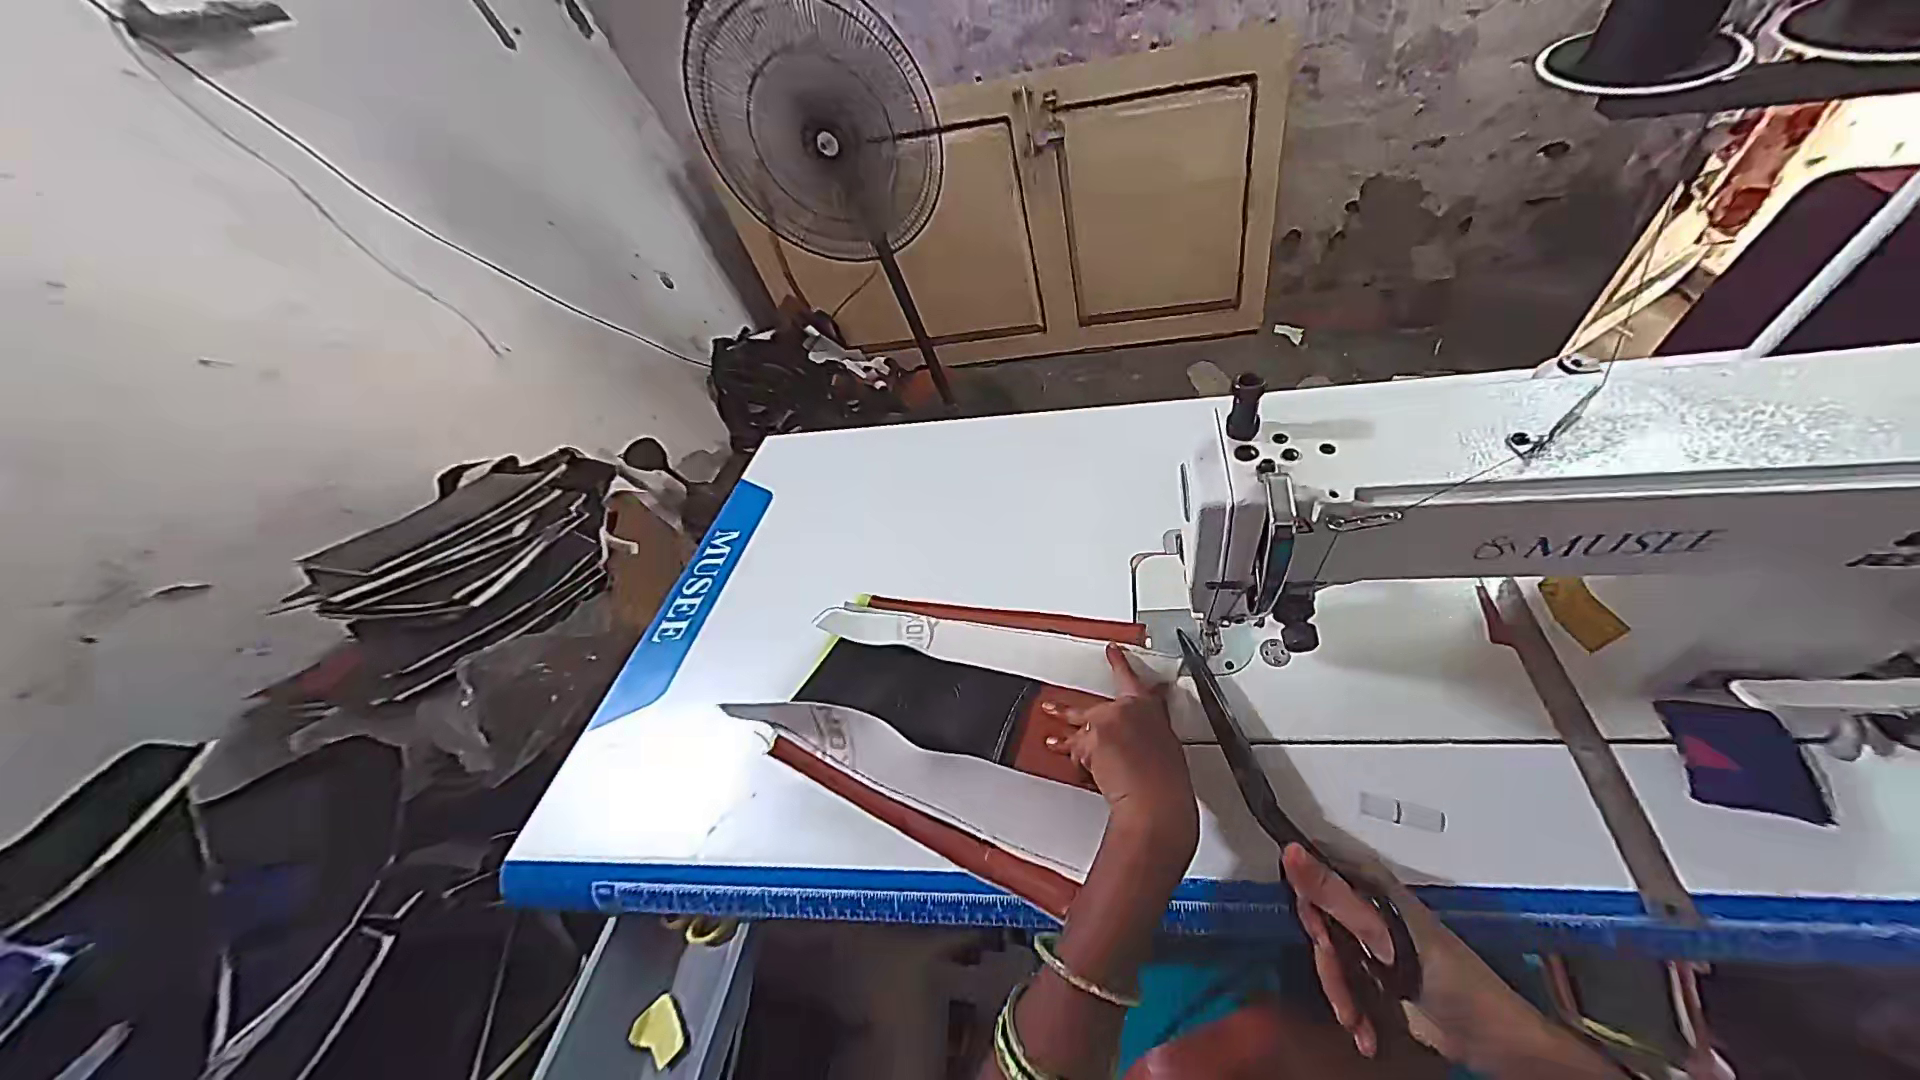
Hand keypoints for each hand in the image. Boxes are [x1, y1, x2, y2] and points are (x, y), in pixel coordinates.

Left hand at [1043, 644, 1197, 863]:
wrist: (1157, 802)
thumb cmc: (1168, 783)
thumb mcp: (1168, 746)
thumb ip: (1150, 730)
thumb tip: (1142, 734)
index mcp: (1149, 708)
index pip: (1132, 677)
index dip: (1119, 662)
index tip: (1111, 651)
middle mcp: (1125, 709)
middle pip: (1092, 705)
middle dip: (1072, 708)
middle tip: (1056, 703)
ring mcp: (1104, 722)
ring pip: (1076, 724)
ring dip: (1062, 733)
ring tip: (1050, 733)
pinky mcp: (1089, 740)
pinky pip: (1076, 750)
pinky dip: (1077, 760)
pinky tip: (1079, 767)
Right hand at [1282, 844, 1609, 1074]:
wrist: (1494, 1042)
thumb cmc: (1449, 977)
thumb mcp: (1384, 934)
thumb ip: (1334, 894)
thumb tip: (1291, 851)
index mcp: (1369, 881)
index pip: (1313, 869)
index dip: (1305, 898)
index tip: (1316, 932)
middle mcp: (1365, 905)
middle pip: (1317, 918)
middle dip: (1327, 961)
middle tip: (1342, 985)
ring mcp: (1370, 939)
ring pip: (1328, 955)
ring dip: (1339, 993)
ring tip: (1356, 1021)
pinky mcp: (1373, 970)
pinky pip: (1344, 980)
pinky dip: (1350, 1007)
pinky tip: (1364, 1030)